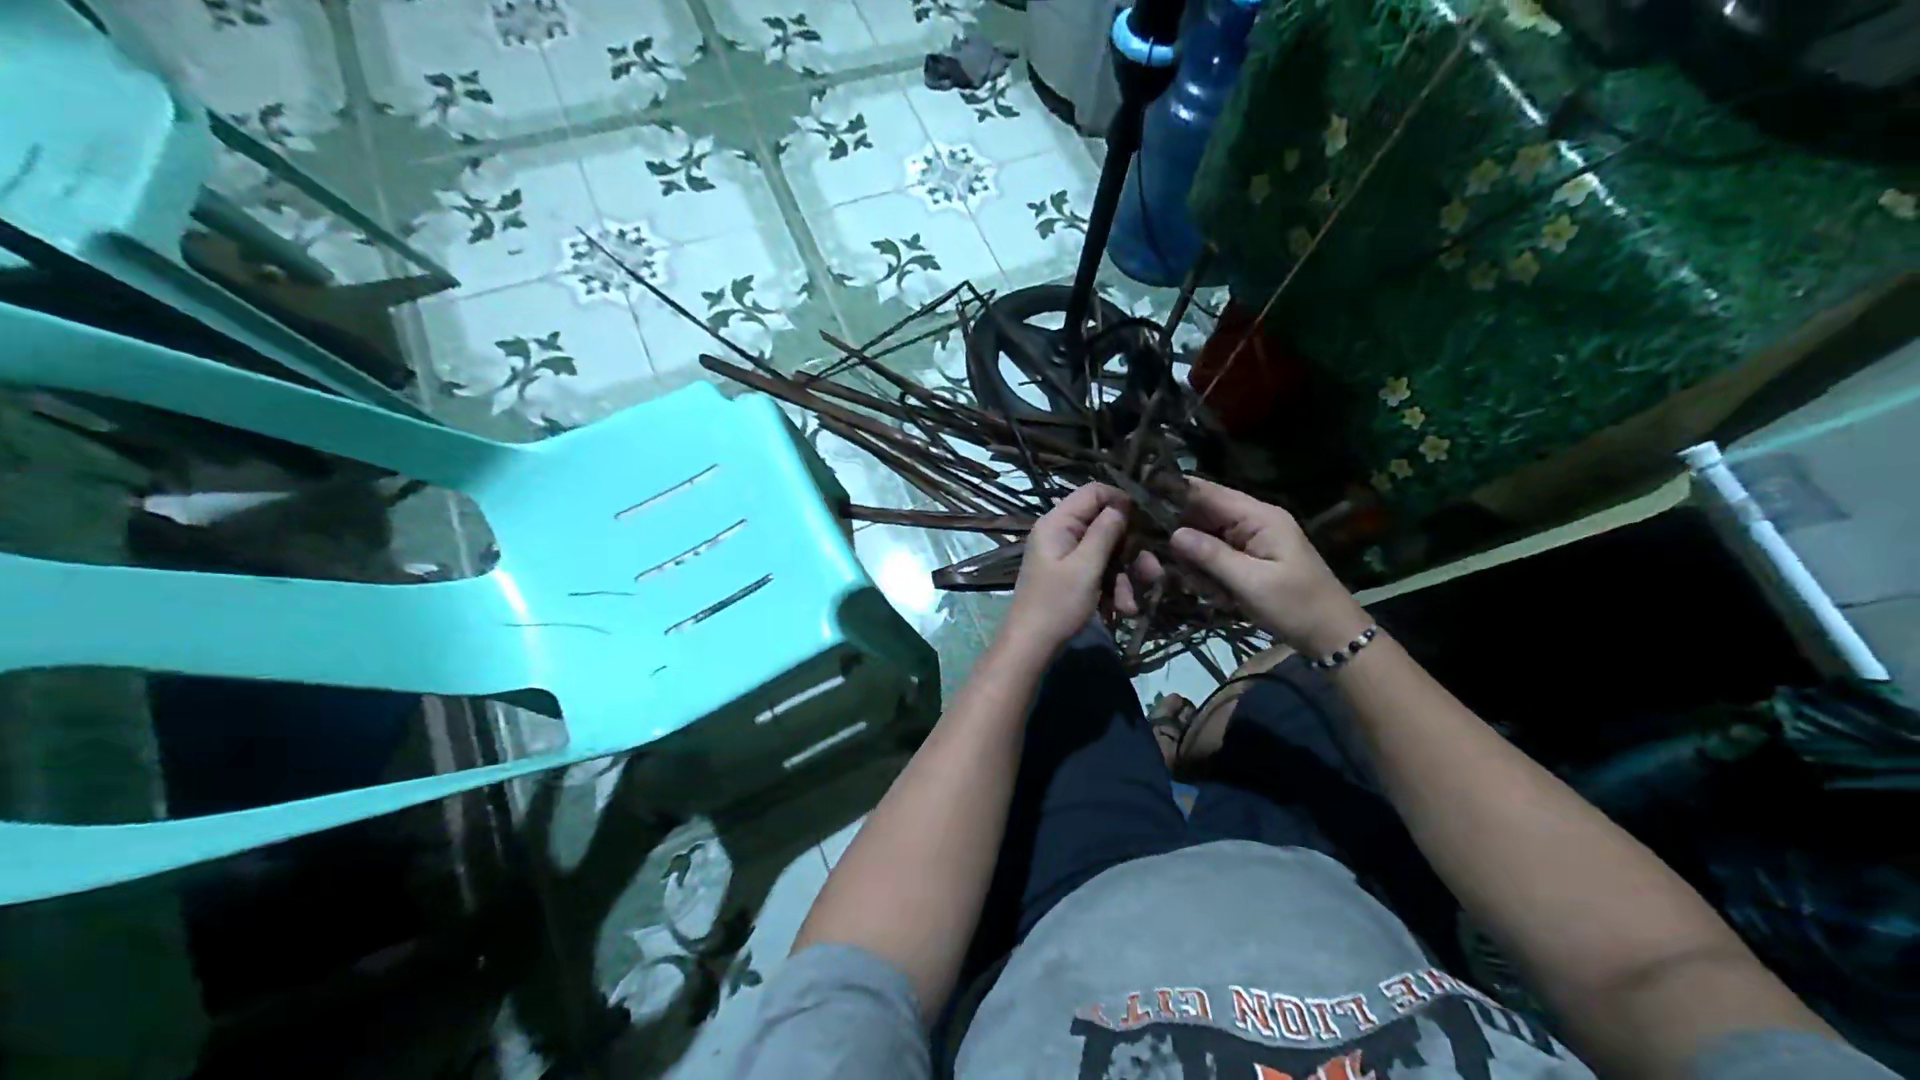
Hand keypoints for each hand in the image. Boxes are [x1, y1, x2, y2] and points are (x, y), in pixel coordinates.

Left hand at [1003, 483, 1134, 653]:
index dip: (1122, 501)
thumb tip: (1122, 505)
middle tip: (1151, 573)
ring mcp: (1066, 555)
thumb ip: (1105, 532)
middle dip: (1130, 552)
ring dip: (1124, 577)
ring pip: (1107, 553)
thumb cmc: (1057, 604)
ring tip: (1130, 604)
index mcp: (1057, 523)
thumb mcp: (1085, 567)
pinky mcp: (1072, 575)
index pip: (1093, 492)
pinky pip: (1099, 571)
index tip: (1147, 521)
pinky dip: (1112, 589)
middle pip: (1105, 526)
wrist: (1031, 646)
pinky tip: (1122, 610)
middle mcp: (1061, 533)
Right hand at [1168, 478, 1370, 655]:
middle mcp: (1251, 521)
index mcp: (1259, 516)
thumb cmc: (1296, 605)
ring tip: (1190, 582)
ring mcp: (1249, 540)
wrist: (1332, 636)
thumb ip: (1211, 556)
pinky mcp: (1246, 560)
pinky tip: (1208, 592)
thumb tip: (1174, 533)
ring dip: (1191, 559)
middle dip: (1177, 532)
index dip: (1173, 491)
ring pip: (1203, 537)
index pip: (1207, 493)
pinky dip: (1204, 572)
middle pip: (1201, 514)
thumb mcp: (1251, 582)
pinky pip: (1213, 557)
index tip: (1138, 496)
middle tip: (1151, 553)